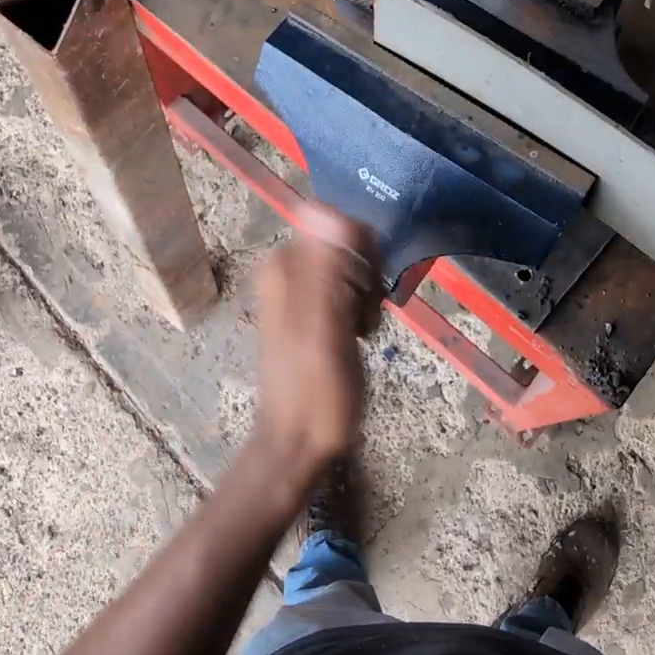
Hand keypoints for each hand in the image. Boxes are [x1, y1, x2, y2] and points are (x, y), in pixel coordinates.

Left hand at [253, 203, 382, 480]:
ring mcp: (297, 288)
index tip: (370, 289)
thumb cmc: (317, 394)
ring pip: (352, 265)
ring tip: (361, 332)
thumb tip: (326, 210)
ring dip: (367, 295)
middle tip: (365, 318)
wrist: (298, 444)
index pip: (338, 220)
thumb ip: (327, 270)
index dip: (364, 250)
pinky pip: (347, 287)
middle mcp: (285, 268)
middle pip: (347, 241)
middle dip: (368, 275)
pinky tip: (357, 336)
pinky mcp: (310, 308)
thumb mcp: (326, 330)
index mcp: (284, 265)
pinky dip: (360, 307)